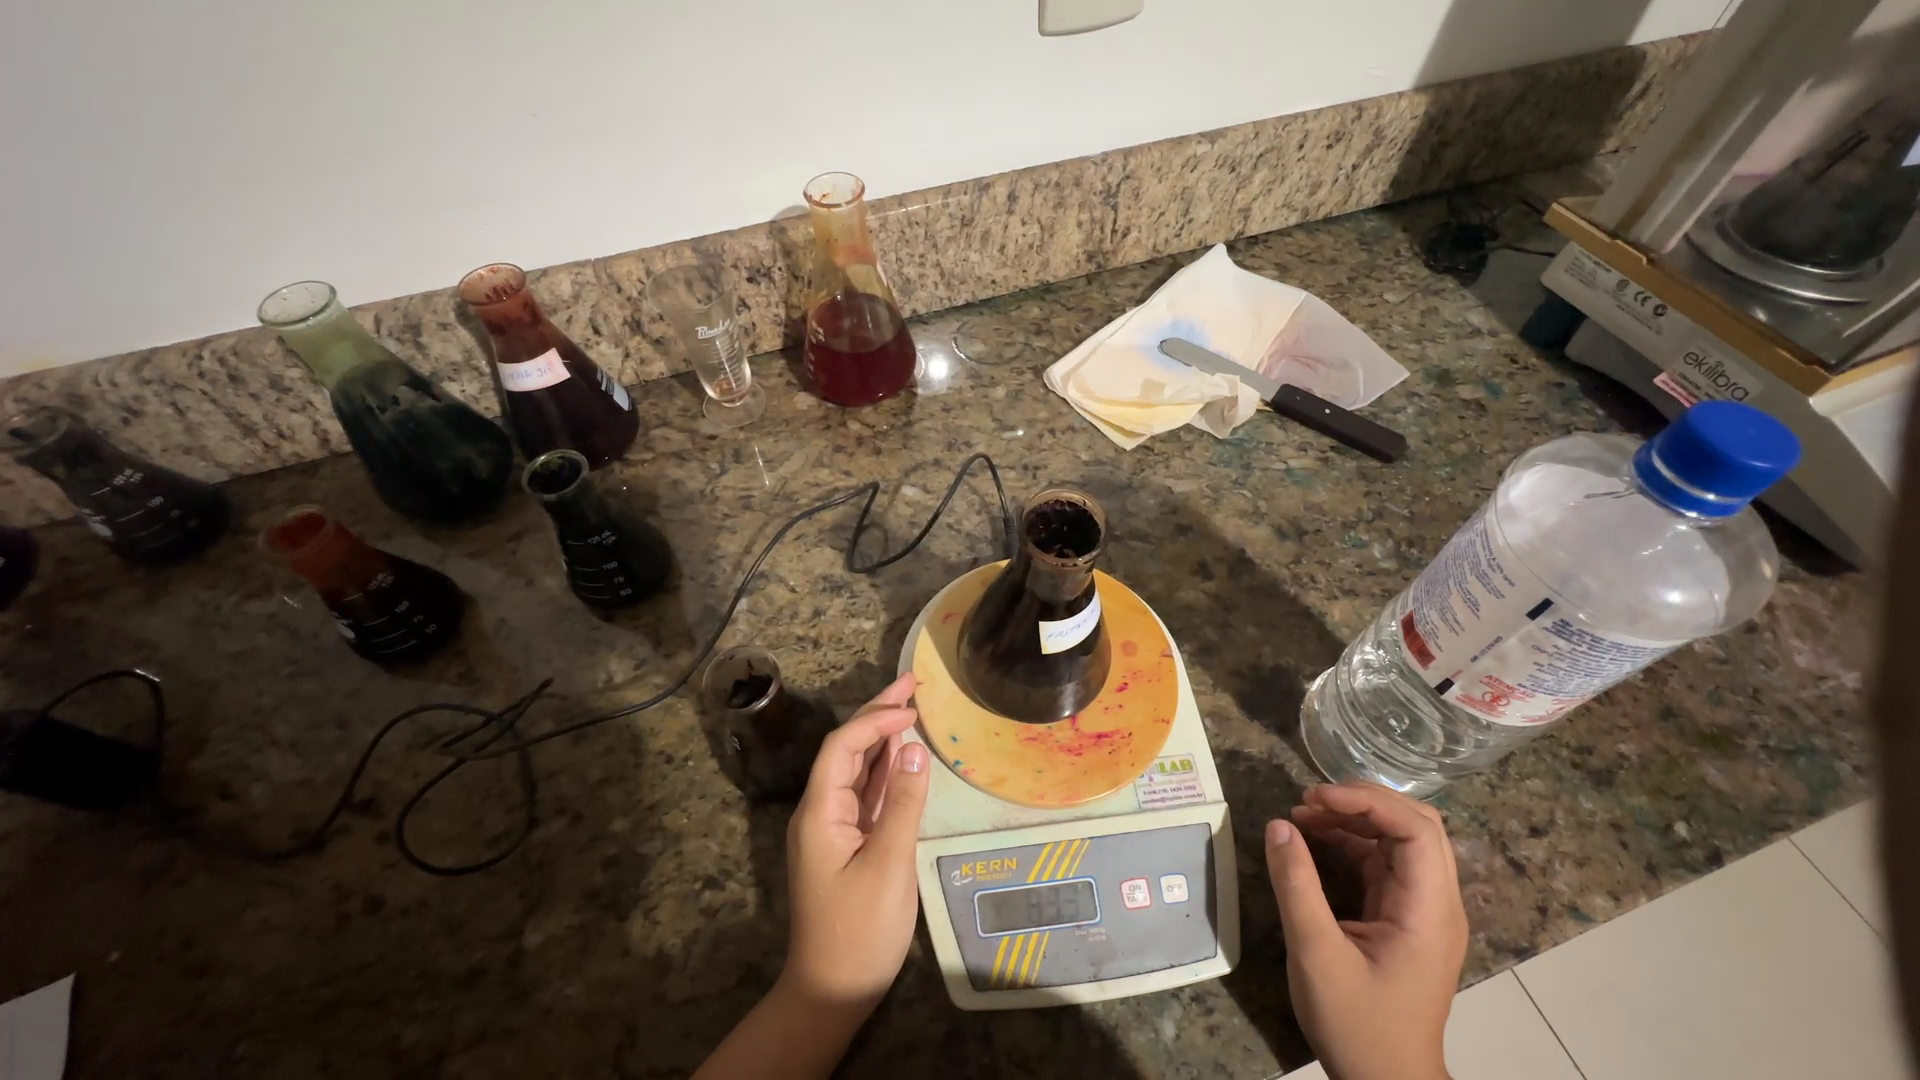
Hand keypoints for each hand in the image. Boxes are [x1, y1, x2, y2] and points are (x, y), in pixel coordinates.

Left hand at [780, 671, 930, 1010]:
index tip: (912, 707)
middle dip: (877, 714)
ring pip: (858, 770)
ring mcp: (834, 828)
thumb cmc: (860, 930)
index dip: (875, 720)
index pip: (843, 747)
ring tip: (912, 707)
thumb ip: (903, 805)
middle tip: (913, 683)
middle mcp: (822, 812)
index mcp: (821, 812)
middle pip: (847, 750)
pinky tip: (904, 757)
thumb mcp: (889, 865)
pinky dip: (887, 771)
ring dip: (883, 738)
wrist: (832, 990)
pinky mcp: (849, 844)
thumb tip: (914, 750)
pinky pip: (867, 795)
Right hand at [1265, 783, 1467, 1079]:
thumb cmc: (1356, 1024)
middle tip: (1308, 801)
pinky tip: (1314, 842)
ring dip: (1354, 819)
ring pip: (1401, 839)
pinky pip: (1385, 863)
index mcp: (1428, 911)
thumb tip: (1278, 826)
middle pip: (1416, 825)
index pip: (1416, 829)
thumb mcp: (1316, 954)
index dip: (1366, 801)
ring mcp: (1423, 910)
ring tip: (1302, 817)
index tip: (1313, 799)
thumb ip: (1297, 885)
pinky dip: (1351, 843)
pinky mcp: (1404, 918)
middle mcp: (1436, 903)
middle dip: (1362, 802)